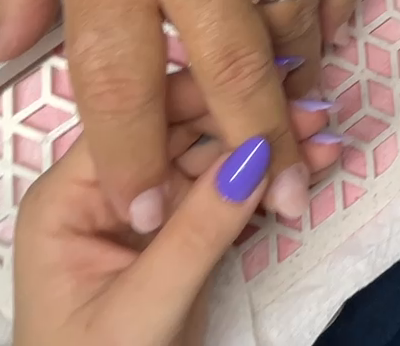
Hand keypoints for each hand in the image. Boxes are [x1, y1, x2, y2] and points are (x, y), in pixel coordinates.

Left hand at [0, 0, 358, 230]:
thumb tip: (3, 57)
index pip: (120, 88)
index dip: (140, 158)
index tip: (156, 204)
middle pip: (233, 80)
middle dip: (257, 153)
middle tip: (282, 198)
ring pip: (297, 32)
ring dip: (296, 76)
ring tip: (292, 99)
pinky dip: (337, 16)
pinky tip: (324, 33)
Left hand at [14, 73, 344, 345]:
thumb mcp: (142, 311)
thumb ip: (198, 231)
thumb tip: (258, 151)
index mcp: (72, 196)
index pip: (143, 122)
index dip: (210, 98)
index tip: (275, 88)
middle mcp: (112, 188)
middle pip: (190, 132)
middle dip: (255, 122)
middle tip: (316, 115)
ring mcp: (153, 208)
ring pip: (221, 157)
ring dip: (275, 149)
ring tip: (326, 142)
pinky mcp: (187, 230)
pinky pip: (235, 191)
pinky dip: (274, 180)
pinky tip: (313, 167)